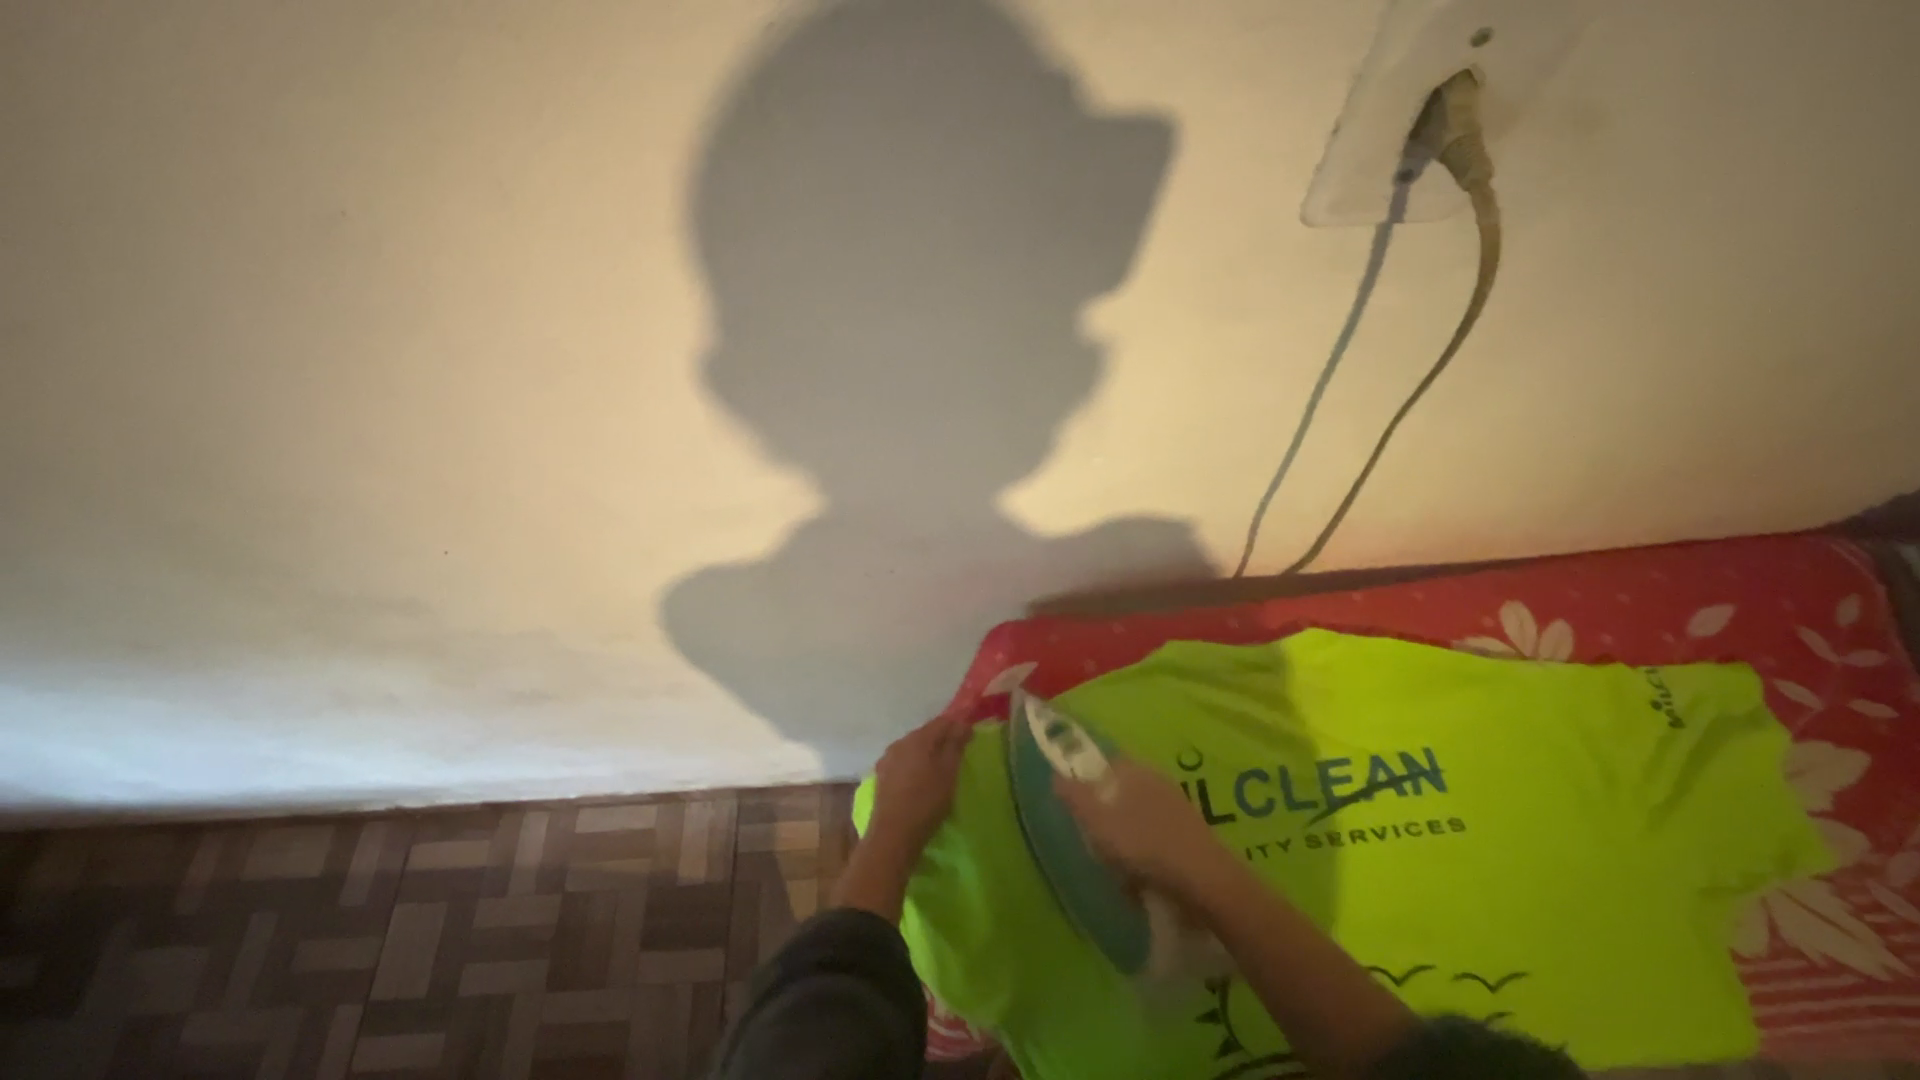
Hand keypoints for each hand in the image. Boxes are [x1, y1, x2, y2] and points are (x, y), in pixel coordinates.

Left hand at [865, 713, 970, 853]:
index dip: (958, 725)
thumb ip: (955, 744)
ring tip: (940, 767)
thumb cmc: (927, 801)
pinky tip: (920, 778)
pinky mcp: (881, 776)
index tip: (971, 736)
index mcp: (918, 738)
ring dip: (927, 752)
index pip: (942, 721)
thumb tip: (963, 724)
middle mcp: (900, 742)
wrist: (893, 833)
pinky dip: (915, 764)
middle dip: (942, 738)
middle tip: (958, 752)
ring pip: (912, 747)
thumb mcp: (949, 771)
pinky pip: (903, 761)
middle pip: (925, 733)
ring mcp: (887, 759)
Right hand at [1054, 759, 1227, 898]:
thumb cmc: (1145, 846)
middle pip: (1119, 792)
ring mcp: (1176, 808)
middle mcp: (1156, 781)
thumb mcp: (1099, 822)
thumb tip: (1055, 775)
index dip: (1085, 781)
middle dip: (1104, 815)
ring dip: (1124, 841)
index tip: (1074, 807)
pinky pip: (1155, 841)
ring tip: (1115, 868)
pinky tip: (1139, 881)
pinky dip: (1144, 857)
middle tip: (1092, 841)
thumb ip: (1075, 797)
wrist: (1206, 883)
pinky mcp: (1188, 836)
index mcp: (1134, 771)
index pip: (1104, 763)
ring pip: (1137, 819)